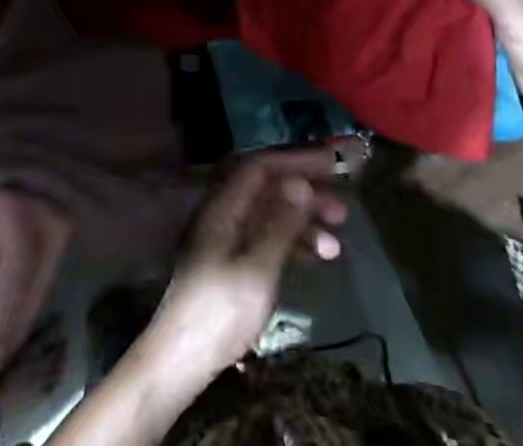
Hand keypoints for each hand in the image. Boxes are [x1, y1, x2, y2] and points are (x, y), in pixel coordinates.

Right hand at [0, 186, 71, 437]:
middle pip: (54, 235)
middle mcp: (22, 316)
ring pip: (55, 231)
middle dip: (21, 201)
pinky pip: (43, 237)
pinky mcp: (28, 290)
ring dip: (24, 205)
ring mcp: (32, 303)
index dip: (7, 212)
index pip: (22, 256)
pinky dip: (22, 215)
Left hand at [134, 148, 347, 387]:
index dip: (295, 161)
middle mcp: (225, 216)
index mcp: (223, 208)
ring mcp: (227, 240)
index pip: (260, 167)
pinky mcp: (232, 264)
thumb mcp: (257, 268)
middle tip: (342, 210)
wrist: (180, 362)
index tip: (331, 165)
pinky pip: (267, 241)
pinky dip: (293, 245)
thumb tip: (300, 183)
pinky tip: (317, 259)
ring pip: (271, 218)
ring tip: (336, 245)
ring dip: (304, 225)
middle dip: (306, 195)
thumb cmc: (219, 312)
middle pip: (268, 190)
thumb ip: (280, 223)